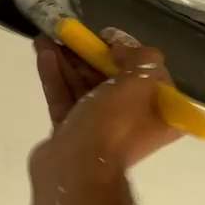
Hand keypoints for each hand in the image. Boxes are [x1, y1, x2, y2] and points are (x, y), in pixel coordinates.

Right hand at [31, 27, 181, 176]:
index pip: (148, 72)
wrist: (74, 169)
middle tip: (69, 35)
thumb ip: (140, 58)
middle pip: (111, 77)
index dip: (127, 50)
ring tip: (47, 39)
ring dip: (66, 61)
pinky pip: (65, 97)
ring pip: (83, 85)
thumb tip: (123, 44)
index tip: (105, 36)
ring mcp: (100, 124)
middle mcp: (134, 118)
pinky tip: (43, 55)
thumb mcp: (138, 85)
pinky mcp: (71, 129)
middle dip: (88, 54)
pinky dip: (55, 76)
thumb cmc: (112, 127)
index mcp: (161, 111)